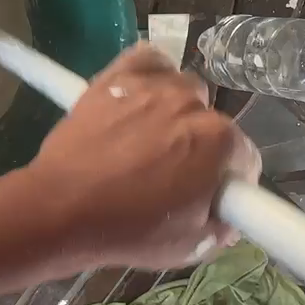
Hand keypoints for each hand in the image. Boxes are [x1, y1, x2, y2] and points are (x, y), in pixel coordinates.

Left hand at [23, 44, 259, 269]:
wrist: (61, 208)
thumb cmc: (129, 229)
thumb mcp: (192, 245)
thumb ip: (223, 223)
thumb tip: (225, 212)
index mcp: (219, 141)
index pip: (243, 155)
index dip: (230, 178)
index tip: (210, 194)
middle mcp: (190, 104)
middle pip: (210, 119)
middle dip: (200, 144)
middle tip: (173, 171)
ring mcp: (149, 87)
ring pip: (181, 88)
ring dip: (175, 109)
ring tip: (151, 136)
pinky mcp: (113, 79)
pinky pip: (145, 58)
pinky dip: (151, 70)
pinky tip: (143, 91)